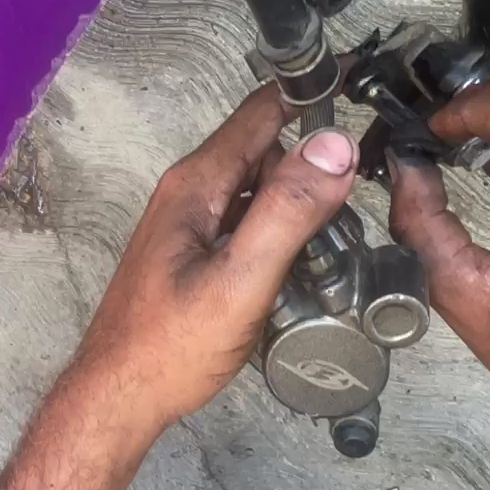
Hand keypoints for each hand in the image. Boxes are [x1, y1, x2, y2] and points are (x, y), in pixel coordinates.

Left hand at [0, 85, 358, 489]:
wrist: (120, 396)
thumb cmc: (170, 348)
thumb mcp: (239, 279)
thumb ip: (286, 212)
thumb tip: (334, 144)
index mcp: (196, 185)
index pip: (263, 112)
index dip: (316, 97)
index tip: (369, 93)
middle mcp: (189, 195)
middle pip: (266, 153)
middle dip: (314, 168)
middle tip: (355, 209)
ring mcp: (188, 226)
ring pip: (258, 193)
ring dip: (299, 208)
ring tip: (332, 248)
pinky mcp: (193, 257)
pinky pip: (245, 226)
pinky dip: (278, 236)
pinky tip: (297, 270)